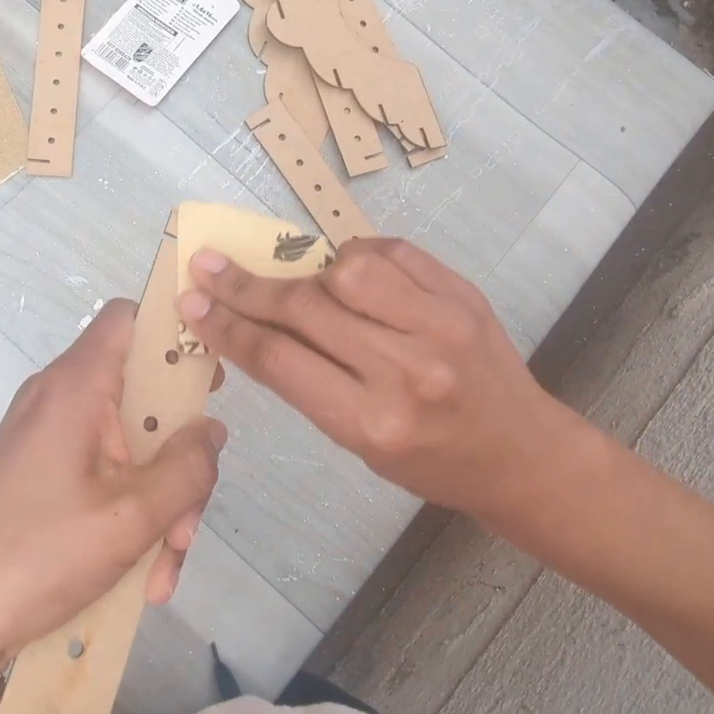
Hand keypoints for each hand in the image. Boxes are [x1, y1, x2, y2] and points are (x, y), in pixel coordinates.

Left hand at [0, 297, 226, 645]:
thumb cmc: (38, 557)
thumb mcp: (131, 516)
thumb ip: (187, 467)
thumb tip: (210, 430)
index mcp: (75, 387)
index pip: (128, 318)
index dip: (174, 334)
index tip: (210, 379)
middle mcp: (58, 400)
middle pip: (140, 397)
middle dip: (176, 458)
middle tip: (189, 518)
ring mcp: (46, 440)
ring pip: (126, 448)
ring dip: (157, 503)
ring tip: (163, 568)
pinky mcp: (39, 477)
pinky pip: (100, 476)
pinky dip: (126, 516)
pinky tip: (140, 577)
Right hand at [177, 237, 579, 518]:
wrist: (520, 452)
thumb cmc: (429, 461)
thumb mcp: (356, 439)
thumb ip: (307, 378)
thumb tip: (251, 319)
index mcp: (371, 422)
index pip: (279, 360)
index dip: (227, 325)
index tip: (192, 301)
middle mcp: (405, 371)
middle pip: (303, 309)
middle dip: (245, 285)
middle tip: (209, 266)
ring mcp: (440, 326)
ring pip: (348, 269)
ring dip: (310, 269)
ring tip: (305, 281)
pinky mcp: (463, 294)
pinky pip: (393, 252)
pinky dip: (358, 254)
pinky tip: (350, 270)